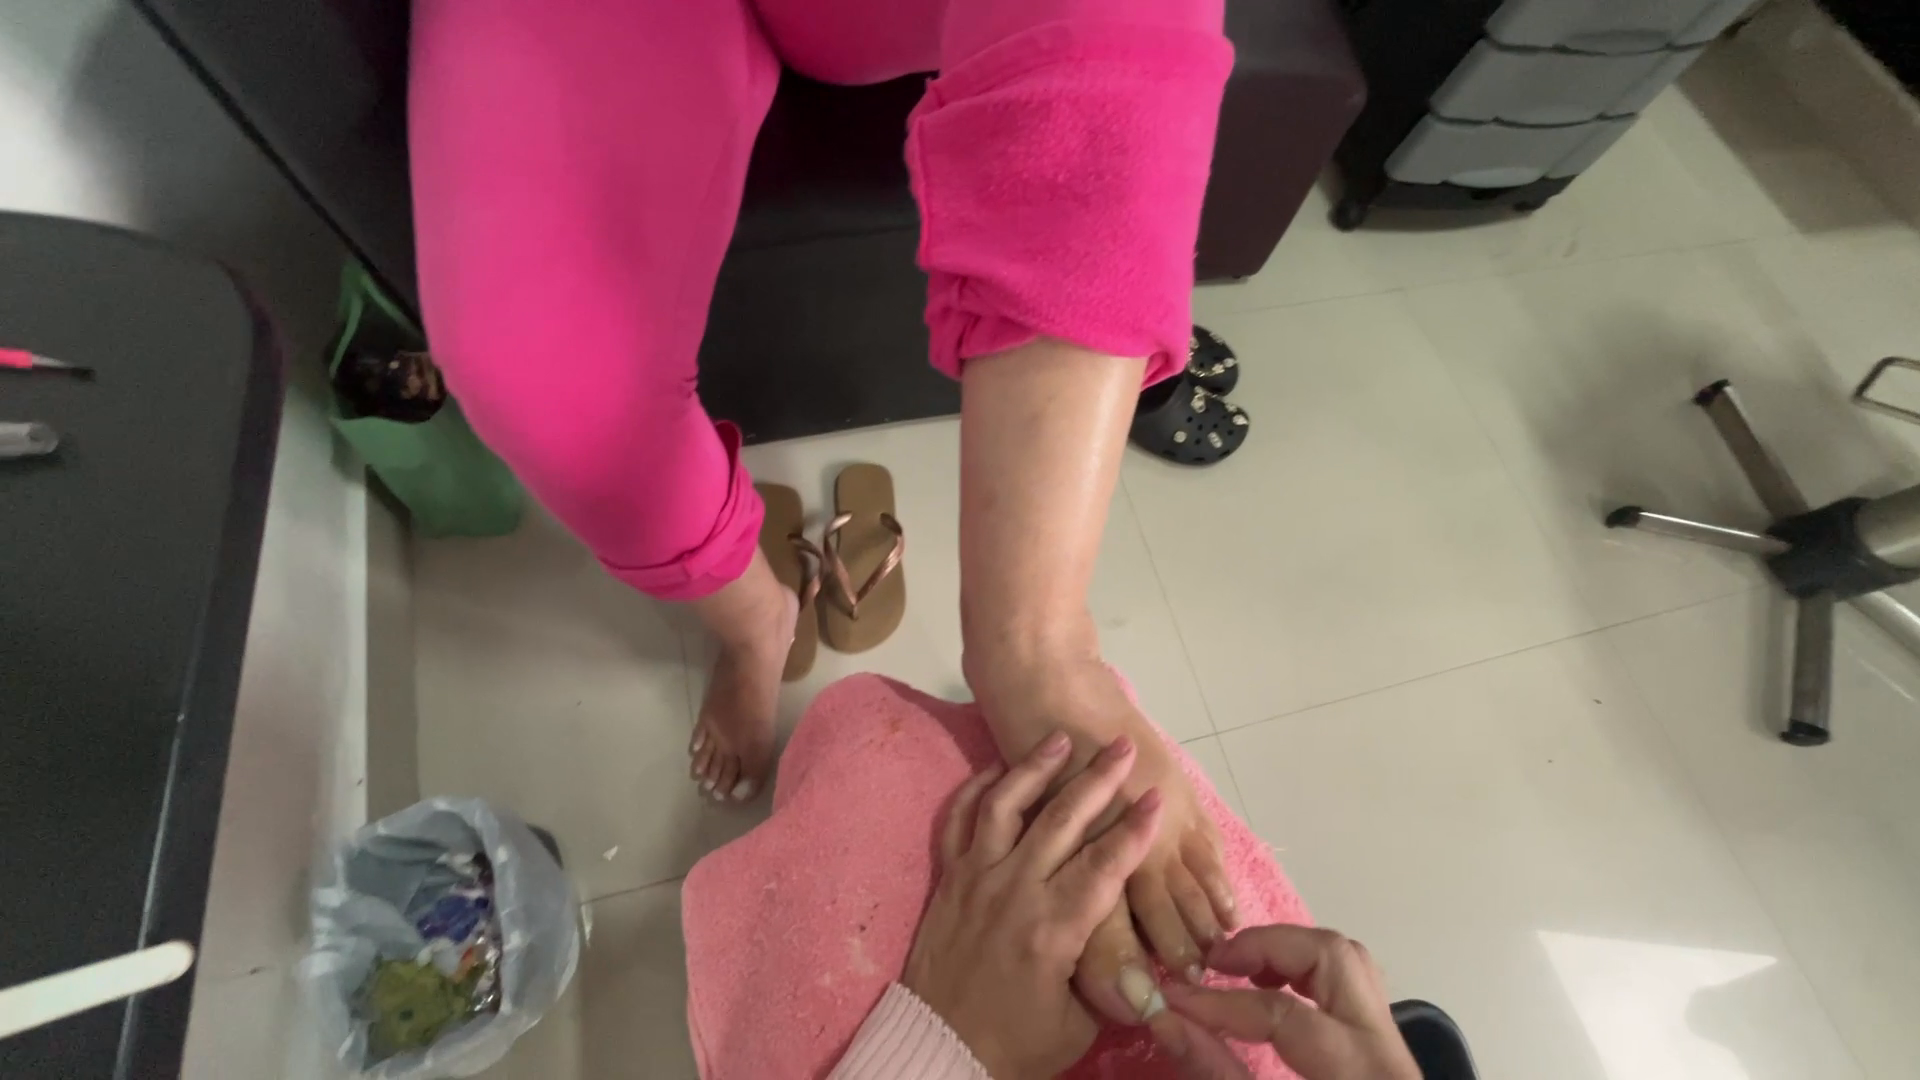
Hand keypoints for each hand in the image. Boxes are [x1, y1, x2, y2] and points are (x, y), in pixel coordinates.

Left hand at [903, 731, 1164, 1079]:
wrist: (939, 1049)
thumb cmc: (1016, 1042)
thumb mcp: (1077, 1023)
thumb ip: (1109, 975)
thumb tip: (1146, 950)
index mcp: (1053, 929)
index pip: (1104, 867)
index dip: (1133, 831)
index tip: (1156, 798)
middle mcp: (1014, 889)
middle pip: (1062, 820)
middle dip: (1097, 779)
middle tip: (1120, 746)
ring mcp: (976, 875)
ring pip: (1006, 805)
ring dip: (1035, 767)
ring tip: (1060, 738)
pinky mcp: (949, 875)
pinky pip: (959, 820)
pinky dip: (977, 788)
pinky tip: (997, 766)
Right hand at [1145, 925, 1421, 1079]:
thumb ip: (1216, 1073)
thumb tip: (1164, 1017)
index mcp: (1361, 1076)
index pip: (1284, 1014)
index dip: (1220, 1002)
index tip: (1172, 996)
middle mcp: (1387, 1052)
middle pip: (1332, 956)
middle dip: (1266, 946)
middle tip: (1215, 963)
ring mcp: (1392, 1047)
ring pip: (1346, 958)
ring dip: (1286, 951)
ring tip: (1239, 970)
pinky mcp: (1382, 1049)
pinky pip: (1348, 981)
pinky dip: (1303, 970)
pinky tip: (1268, 989)